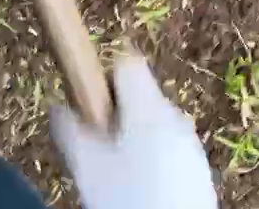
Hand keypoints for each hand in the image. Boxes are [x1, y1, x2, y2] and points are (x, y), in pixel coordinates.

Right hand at [52, 56, 218, 208]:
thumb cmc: (128, 199)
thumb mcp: (86, 165)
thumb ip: (68, 127)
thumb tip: (57, 106)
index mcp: (148, 106)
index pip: (126, 64)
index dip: (104, 78)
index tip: (92, 106)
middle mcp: (174, 117)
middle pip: (140, 95)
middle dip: (117, 113)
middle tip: (101, 147)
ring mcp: (191, 144)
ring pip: (154, 123)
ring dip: (135, 137)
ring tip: (121, 173)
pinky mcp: (201, 171)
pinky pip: (170, 148)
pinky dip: (154, 158)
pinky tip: (143, 190)